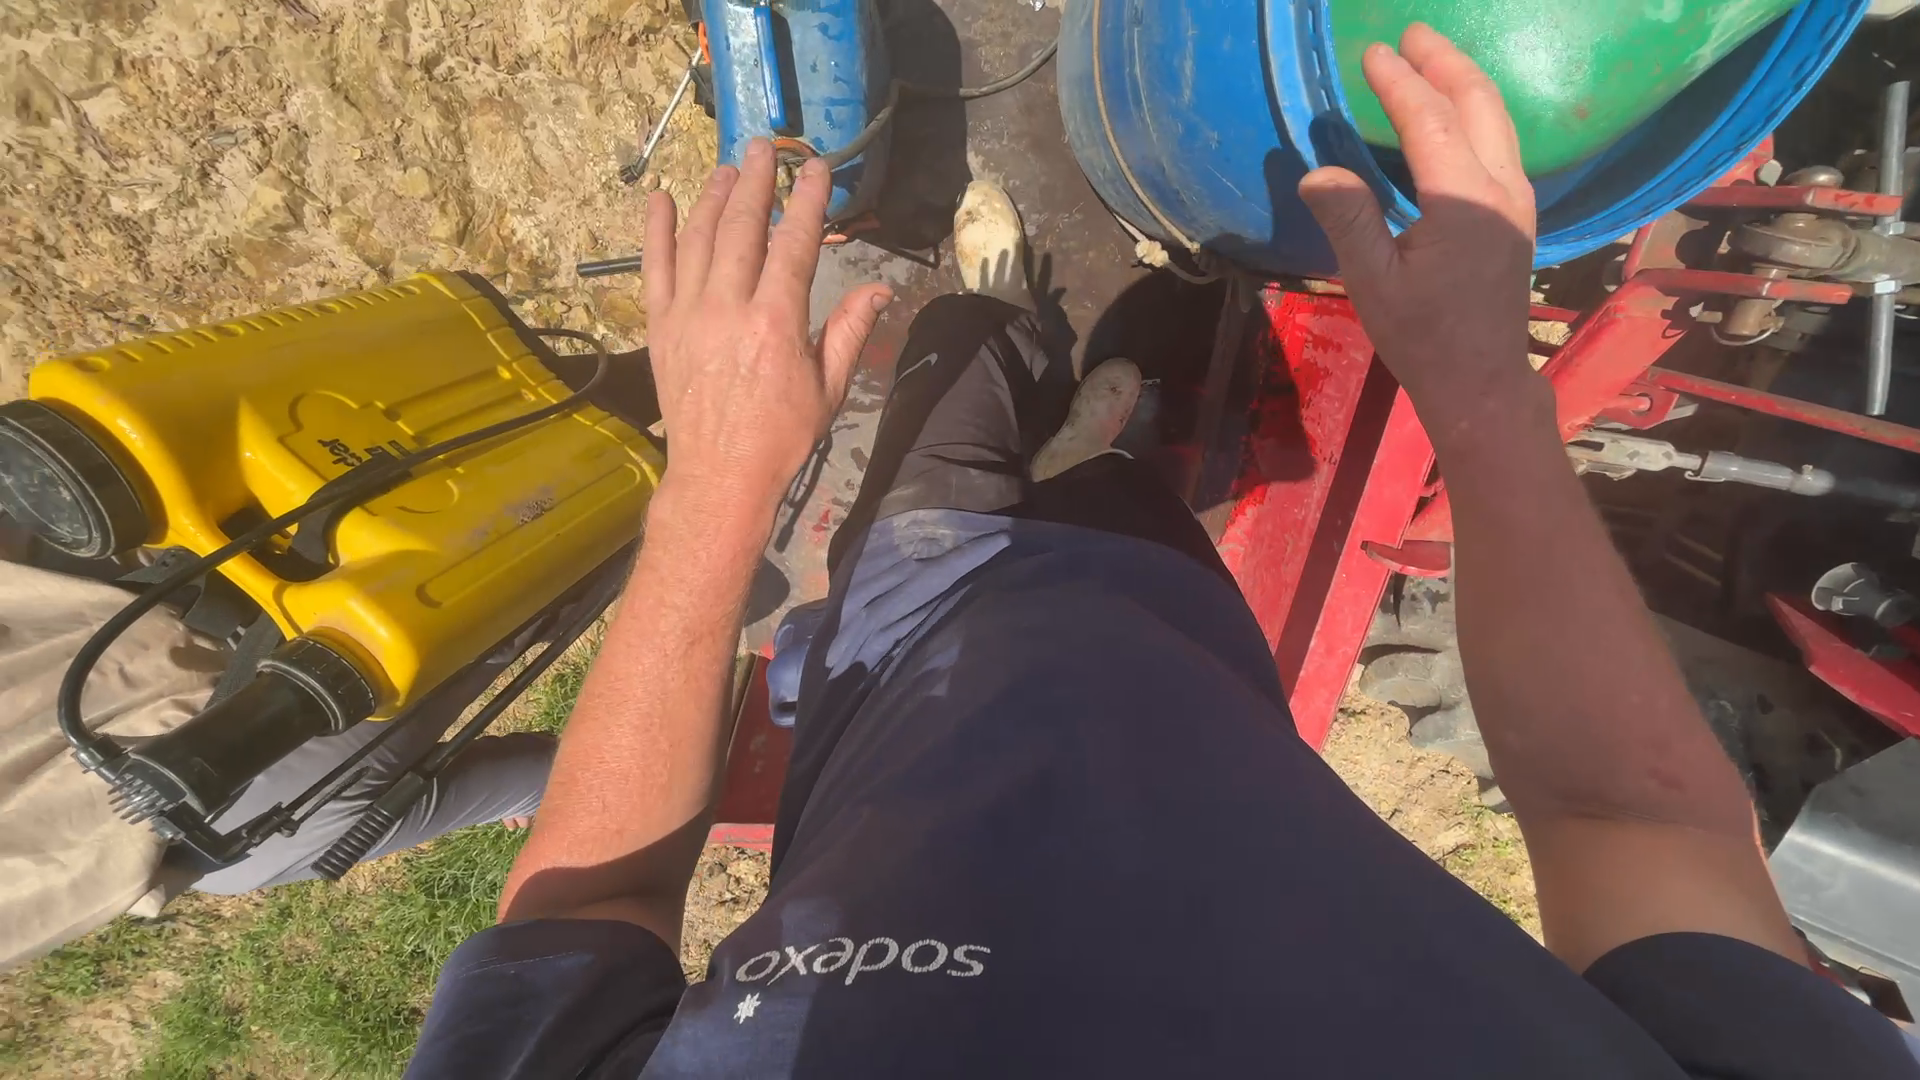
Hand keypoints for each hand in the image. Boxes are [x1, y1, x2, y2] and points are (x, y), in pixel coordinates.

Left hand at [643, 138, 893, 512]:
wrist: (721, 475)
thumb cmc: (782, 436)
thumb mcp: (828, 389)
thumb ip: (849, 332)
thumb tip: (880, 290)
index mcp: (777, 322)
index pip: (794, 245)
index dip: (806, 202)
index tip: (815, 168)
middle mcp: (729, 307)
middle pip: (743, 227)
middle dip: (756, 181)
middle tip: (764, 147)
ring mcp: (688, 314)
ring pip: (699, 238)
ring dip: (714, 197)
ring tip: (728, 169)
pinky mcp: (660, 328)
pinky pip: (654, 268)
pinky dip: (656, 231)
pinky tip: (660, 200)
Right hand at [1298, 24, 1543, 438]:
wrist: (1478, 377)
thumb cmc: (1419, 336)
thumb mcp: (1372, 283)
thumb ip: (1349, 222)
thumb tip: (1317, 171)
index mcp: (1463, 200)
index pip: (1430, 121)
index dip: (1399, 84)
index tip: (1371, 54)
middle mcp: (1501, 186)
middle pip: (1478, 103)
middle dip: (1444, 62)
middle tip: (1411, 32)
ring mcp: (1516, 199)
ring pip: (1496, 119)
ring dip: (1463, 82)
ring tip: (1431, 60)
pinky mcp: (1514, 215)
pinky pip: (1497, 143)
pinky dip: (1471, 113)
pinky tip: (1450, 118)